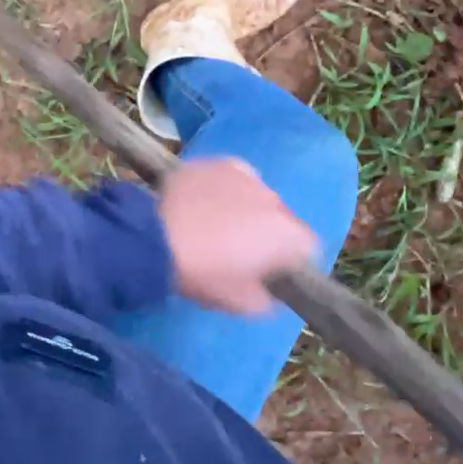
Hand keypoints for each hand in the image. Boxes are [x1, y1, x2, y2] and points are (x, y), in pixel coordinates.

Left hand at [159, 157, 317, 314]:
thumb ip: (268, 299)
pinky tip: (206, 199)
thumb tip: (271, 290)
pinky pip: (233, 176)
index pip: (308, 247)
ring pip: (258, 194)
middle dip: (268, 230)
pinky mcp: (217, 161)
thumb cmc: (202, 272)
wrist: (154, 234)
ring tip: (217, 220)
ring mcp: (245, 175)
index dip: (291, 259)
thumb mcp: (240, 303)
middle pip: (282, 217)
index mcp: (288, 235)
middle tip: (239, 246)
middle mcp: (274, 198)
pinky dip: (226, 187)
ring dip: (248, 206)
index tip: (270, 269)